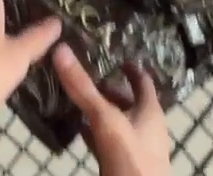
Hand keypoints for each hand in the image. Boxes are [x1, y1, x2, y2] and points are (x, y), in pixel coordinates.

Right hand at [52, 44, 172, 175]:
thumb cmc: (130, 160)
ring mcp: (138, 150)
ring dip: (100, 111)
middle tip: (82, 74)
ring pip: (118, 122)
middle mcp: (148, 128)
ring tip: (76, 98)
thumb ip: (84, 88)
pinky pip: (110, 142)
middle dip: (107, 88)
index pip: (142, 80)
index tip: (108, 54)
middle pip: (128, 101)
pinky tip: (79, 129)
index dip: (128, 66)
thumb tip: (61, 49)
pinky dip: (96, 133)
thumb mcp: (105, 120)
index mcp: (151, 112)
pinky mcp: (126, 166)